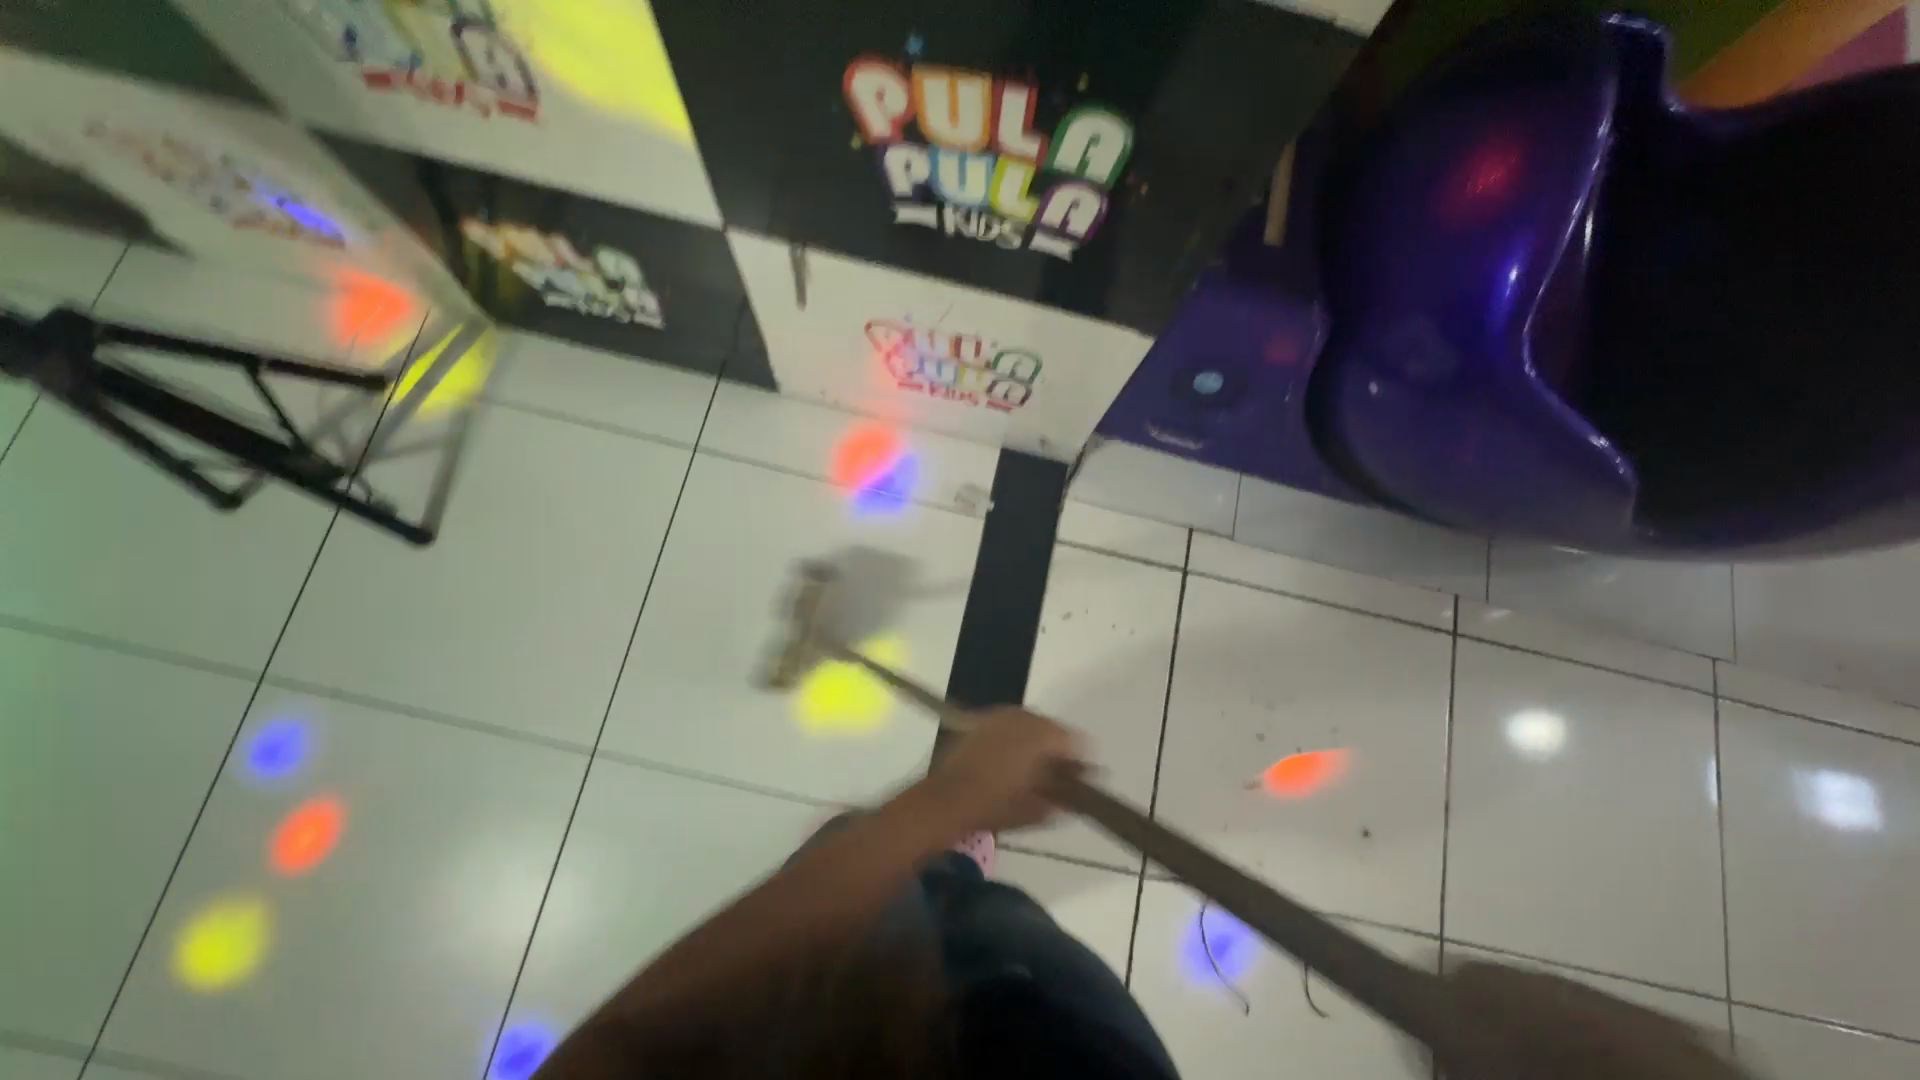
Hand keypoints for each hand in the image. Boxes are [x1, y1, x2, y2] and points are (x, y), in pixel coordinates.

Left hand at [916, 706, 1084, 834]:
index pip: (1073, 740)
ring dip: (1036, 741)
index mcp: (1042, 735)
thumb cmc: (996, 806)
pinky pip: (1007, 725)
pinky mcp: (979, 721)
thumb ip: (1063, 799)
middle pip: (1051, 728)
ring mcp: (998, 715)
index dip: (1080, 759)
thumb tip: (1077, 797)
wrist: (946, 799)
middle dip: (1057, 748)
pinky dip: (1014, 738)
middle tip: (1059, 772)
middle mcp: (1023, 717)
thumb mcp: (1037, 810)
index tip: (1082, 776)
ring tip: (1035, 767)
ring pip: (1028, 724)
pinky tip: (1010, 760)